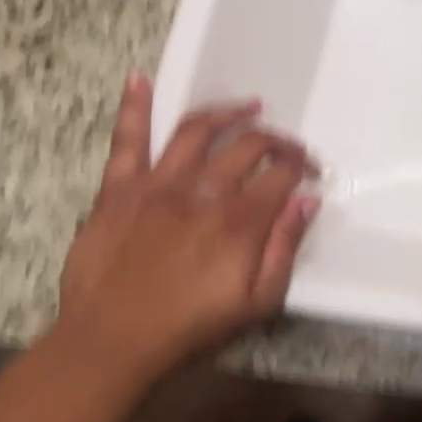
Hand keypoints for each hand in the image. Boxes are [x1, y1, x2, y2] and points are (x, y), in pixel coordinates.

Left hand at [51, 74, 320, 384]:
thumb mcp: (259, 301)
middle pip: (248, 145)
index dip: (302, 165)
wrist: (111, 342)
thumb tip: (306, 200)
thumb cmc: (192, 327)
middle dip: (276, 140)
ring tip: (248, 107)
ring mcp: (157, 185)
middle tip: (286, 149)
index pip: (281, 172)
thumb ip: (285, 246)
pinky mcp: (118, 189)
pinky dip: (134, 106)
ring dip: (226, 112)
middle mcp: (203, 191)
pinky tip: (140, 78)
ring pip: (197, 131)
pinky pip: (127, 140)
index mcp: (241, 220)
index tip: (311, 172)